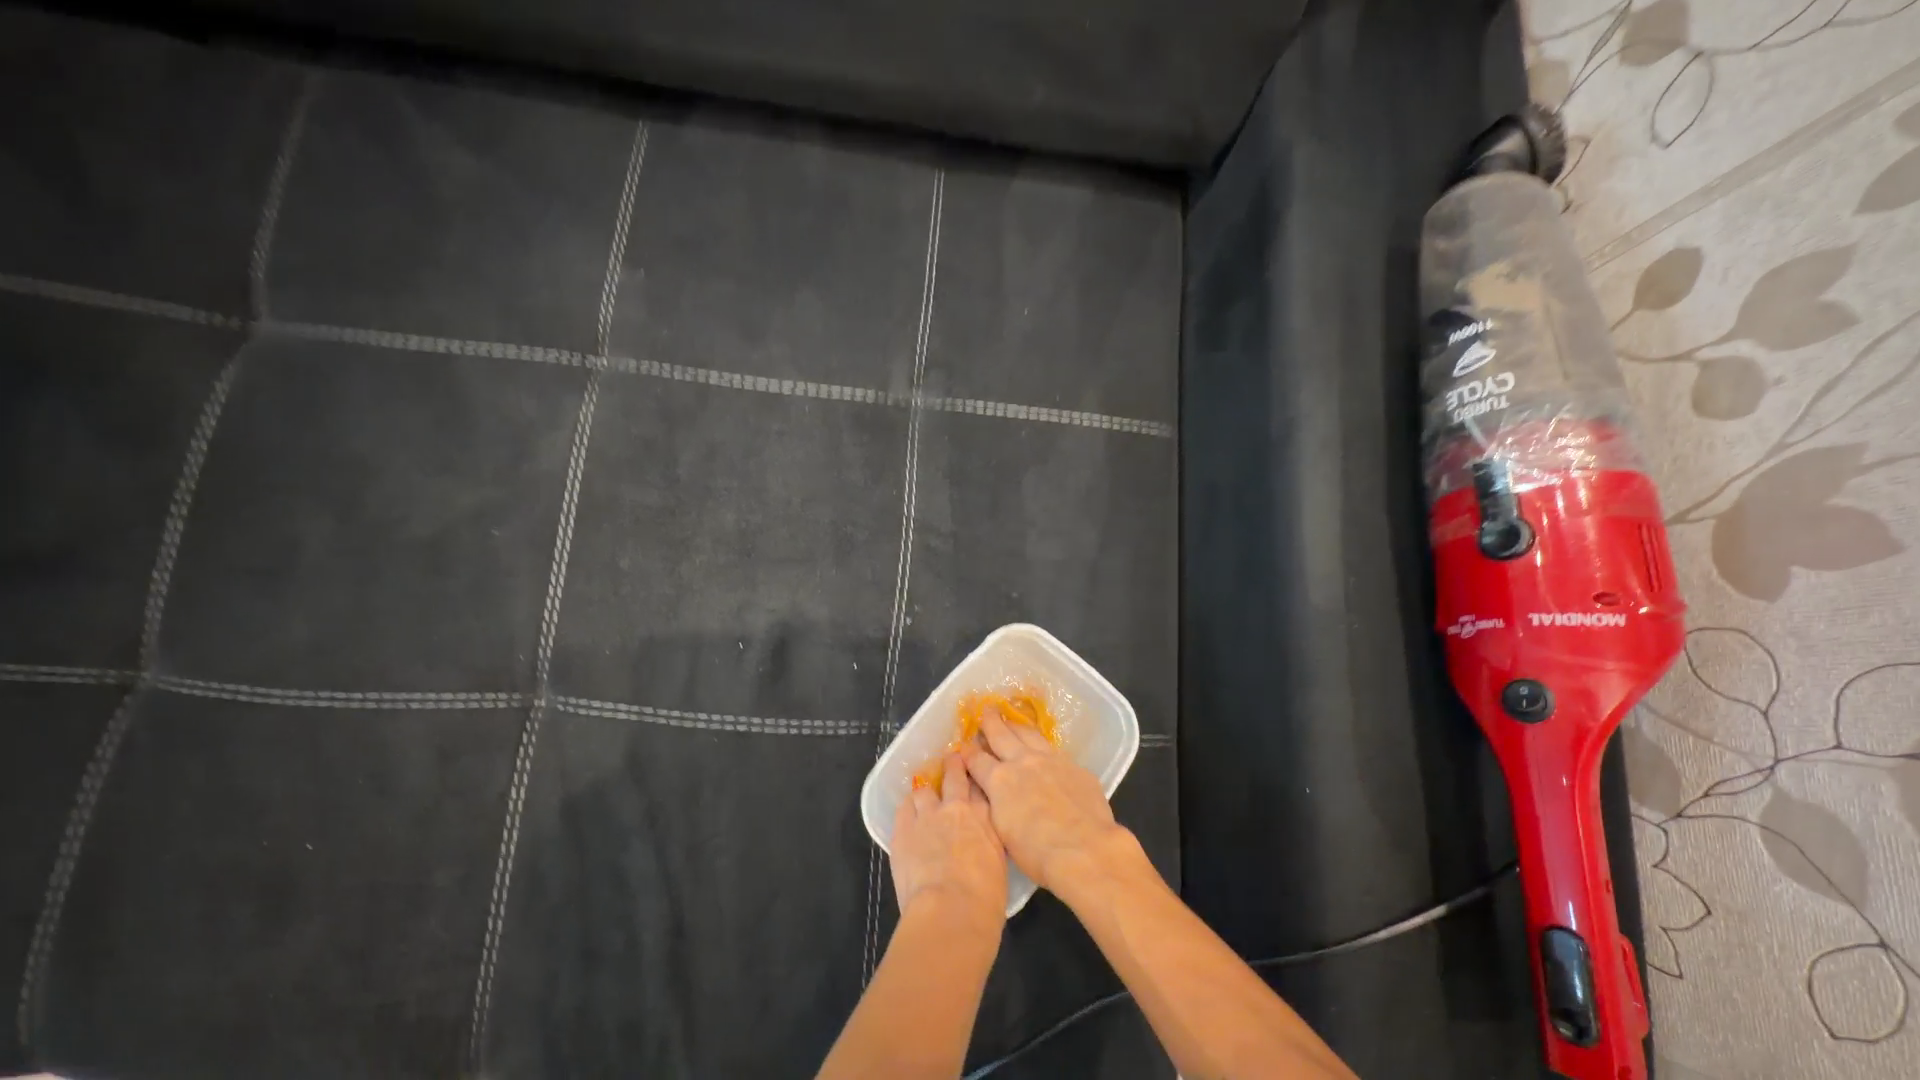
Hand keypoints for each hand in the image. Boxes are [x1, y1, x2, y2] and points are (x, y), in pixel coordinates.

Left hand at [889, 753, 1007, 925]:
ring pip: (925, 790)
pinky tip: (907, 806)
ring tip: (924, 789)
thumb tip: (982, 845)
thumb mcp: (998, 868)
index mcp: (986, 822)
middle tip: (953, 757)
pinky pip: (904, 807)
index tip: (979, 770)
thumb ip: (989, 847)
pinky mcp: (903, 830)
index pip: (983, 791)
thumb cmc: (985, 899)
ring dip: (926, 790)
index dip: (980, 779)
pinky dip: (908, 805)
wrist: (951, 909)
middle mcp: (957, 810)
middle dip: (954, 766)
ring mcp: (928, 816)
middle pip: (955, 779)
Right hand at [961, 707, 1131, 894]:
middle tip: (985, 711)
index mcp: (999, 780)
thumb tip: (989, 792)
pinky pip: (1053, 749)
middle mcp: (1022, 762)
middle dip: (990, 722)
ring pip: (1029, 734)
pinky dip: (1041, 745)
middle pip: (1001, 734)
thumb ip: (992, 804)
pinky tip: (1043, 748)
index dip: (967, 752)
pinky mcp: (1074, 767)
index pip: (976, 759)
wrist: (1084, 850)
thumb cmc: (1037, 853)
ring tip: (1011, 720)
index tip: (963, 745)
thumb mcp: (1001, 830)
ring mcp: (1051, 760)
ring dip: (1017, 726)